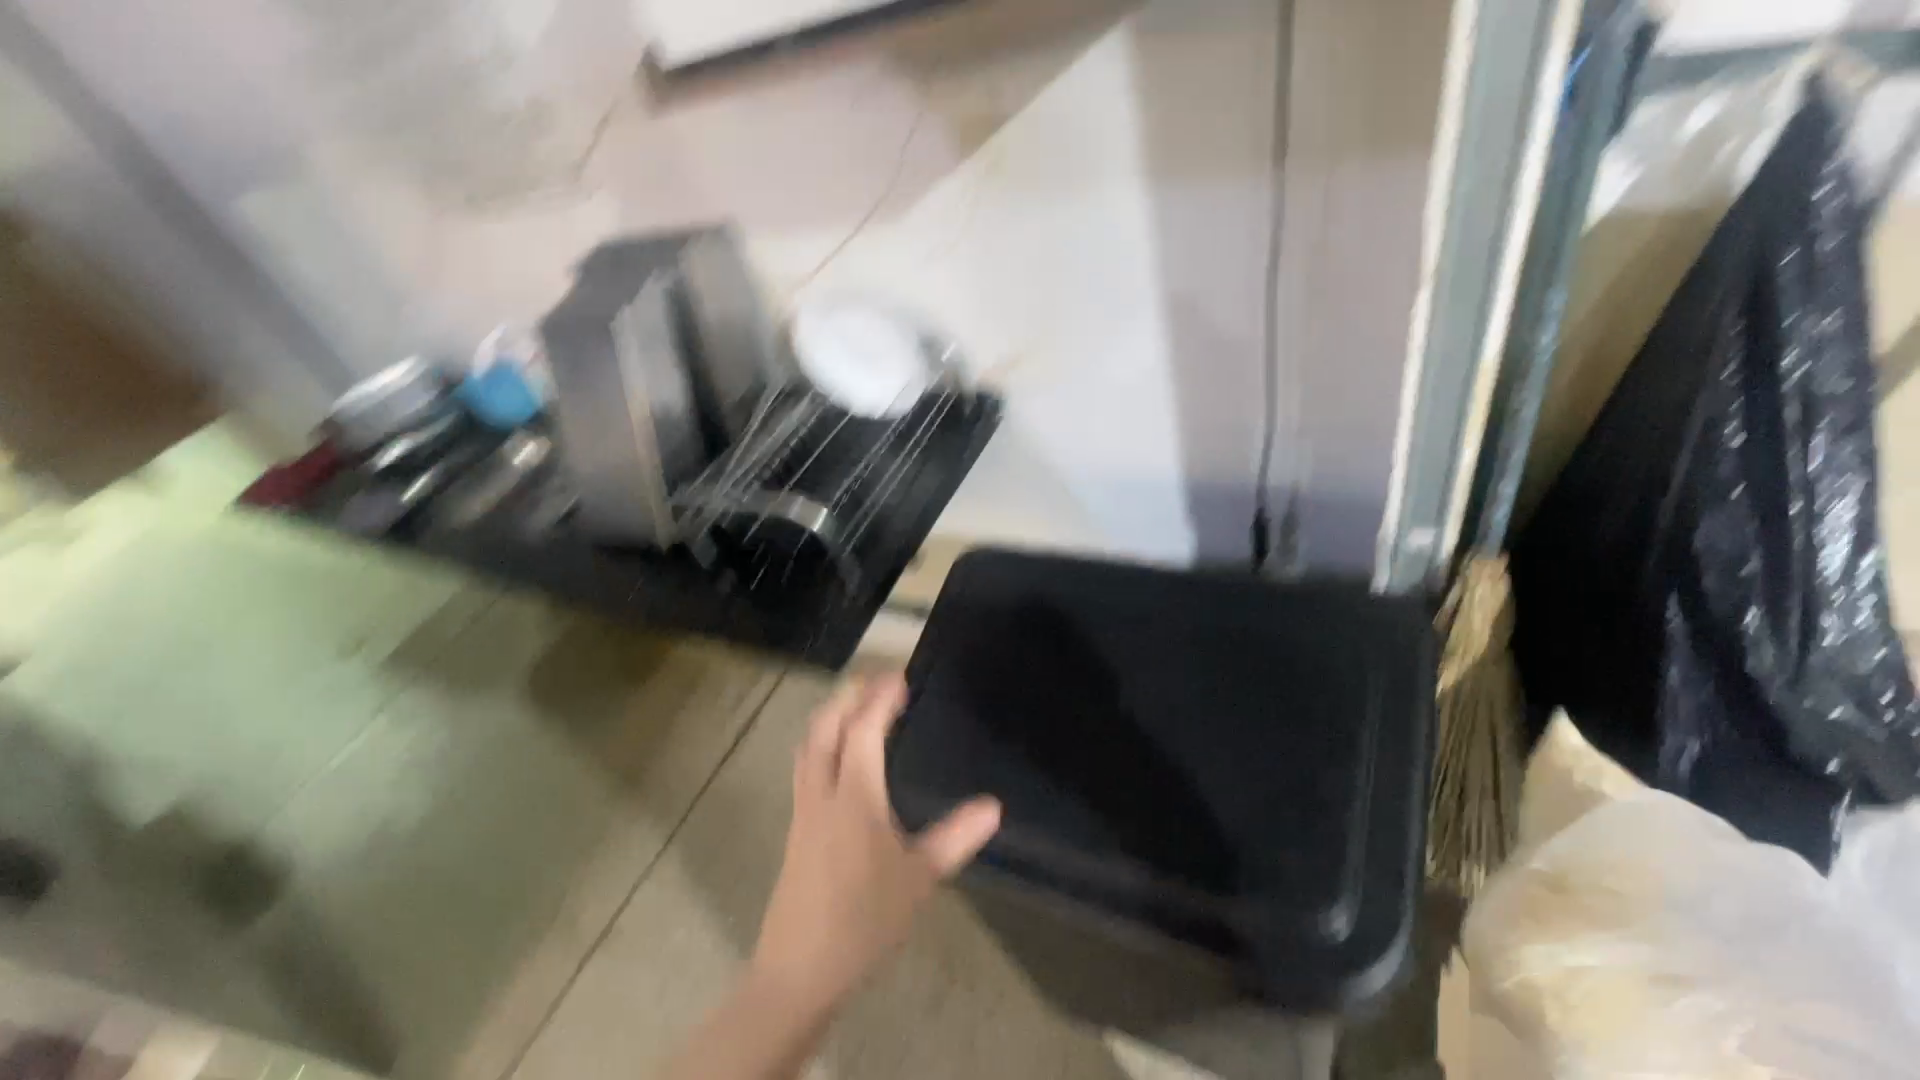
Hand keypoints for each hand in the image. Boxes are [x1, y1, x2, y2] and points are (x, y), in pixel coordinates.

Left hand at [750, 675, 1001, 1008]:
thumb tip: (994, 806)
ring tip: (854, 706)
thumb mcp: (918, 880)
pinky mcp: (796, 831)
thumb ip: (955, 838)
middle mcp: (821, 794)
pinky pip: (805, 768)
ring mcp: (803, 812)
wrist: (799, 969)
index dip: (879, 699)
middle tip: (875, 681)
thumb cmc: (864, 922)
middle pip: (824, 728)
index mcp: (854, 798)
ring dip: (829, 717)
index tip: (899, 677)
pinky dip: (820, 744)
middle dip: (848, 697)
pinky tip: (837, 760)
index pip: (863, 732)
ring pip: (808, 747)